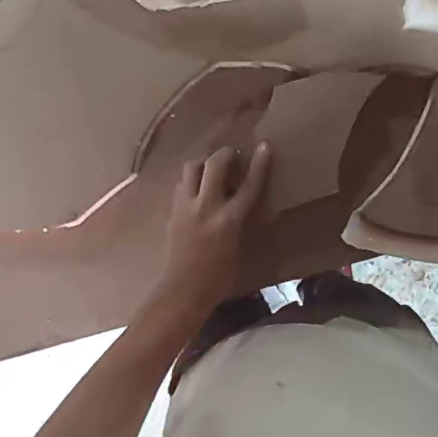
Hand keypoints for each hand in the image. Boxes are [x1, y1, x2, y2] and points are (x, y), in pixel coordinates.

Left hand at [155, 144, 270, 316]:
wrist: (183, 290)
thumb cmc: (218, 278)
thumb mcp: (239, 249)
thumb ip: (240, 222)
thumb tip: (241, 205)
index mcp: (228, 220)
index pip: (248, 185)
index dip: (259, 164)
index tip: (264, 147)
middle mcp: (206, 207)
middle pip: (214, 163)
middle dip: (225, 154)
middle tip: (233, 155)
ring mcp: (185, 207)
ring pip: (192, 167)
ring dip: (204, 162)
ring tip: (212, 169)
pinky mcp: (173, 211)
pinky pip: (182, 185)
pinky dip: (192, 180)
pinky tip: (198, 188)